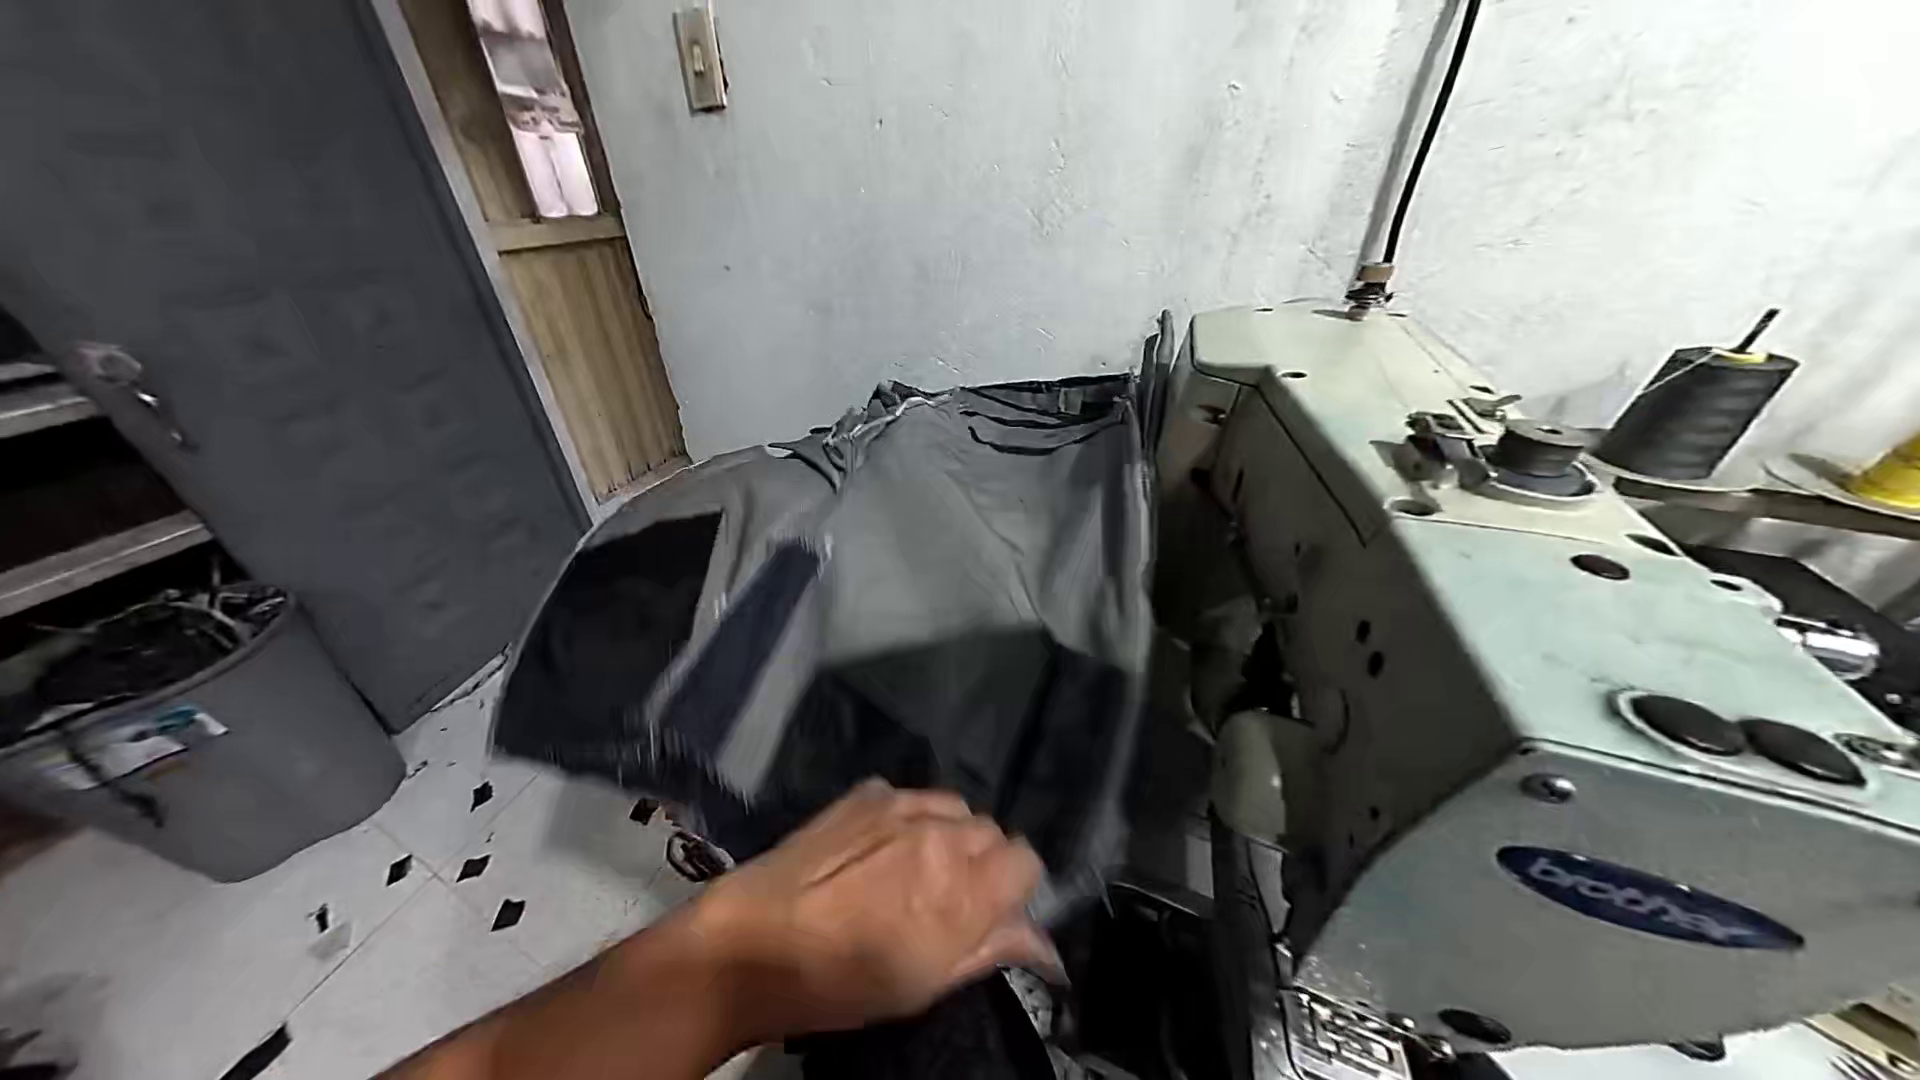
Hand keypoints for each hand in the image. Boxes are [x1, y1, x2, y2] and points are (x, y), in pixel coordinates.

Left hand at [680, 779, 1058, 1042]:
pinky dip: (909, 816)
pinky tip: (878, 846)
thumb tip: (1044, 943)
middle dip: (980, 860)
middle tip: (946, 894)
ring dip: (947, 834)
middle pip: (992, 831)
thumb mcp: (925, 983)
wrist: (750, 943)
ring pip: (955, 807)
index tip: (992, 905)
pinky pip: (912, 795)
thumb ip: (991, 948)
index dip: (1014, 884)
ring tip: (912, 866)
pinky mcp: (869, 791)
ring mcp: (903, 805)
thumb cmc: (842, 981)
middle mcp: (941, 834)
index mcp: (962, 888)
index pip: (1026, 860)